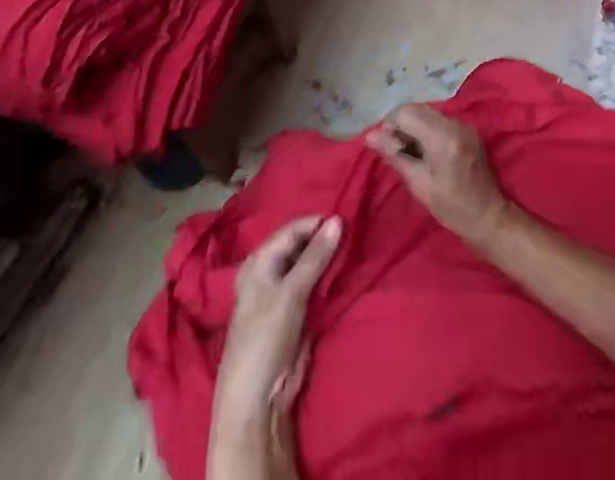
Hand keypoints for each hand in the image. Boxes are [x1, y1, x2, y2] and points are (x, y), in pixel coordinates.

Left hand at [214, 216, 340, 430]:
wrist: (258, 394)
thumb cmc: (266, 337)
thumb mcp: (291, 293)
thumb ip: (315, 256)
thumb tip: (337, 220)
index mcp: (258, 262)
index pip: (292, 230)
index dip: (318, 223)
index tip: (348, 219)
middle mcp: (269, 272)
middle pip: (301, 245)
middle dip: (325, 238)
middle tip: (355, 231)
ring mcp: (283, 292)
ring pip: (310, 264)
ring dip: (329, 257)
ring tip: (355, 246)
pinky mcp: (296, 310)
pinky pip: (315, 283)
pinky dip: (329, 276)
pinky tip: (346, 270)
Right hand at [366, 105, 511, 248]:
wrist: (486, 214)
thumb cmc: (449, 205)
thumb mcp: (417, 182)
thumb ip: (394, 154)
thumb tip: (369, 136)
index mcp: (442, 137)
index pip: (406, 112)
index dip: (390, 125)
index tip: (386, 146)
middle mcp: (455, 124)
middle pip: (418, 108)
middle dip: (401, 124)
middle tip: (395, 149)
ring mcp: (465, 125)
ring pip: (428, 113)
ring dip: (414, 126)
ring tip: (409, 152)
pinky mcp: (469, 130)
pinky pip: (441, 120)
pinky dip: (427, 129)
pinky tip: (425, 150)